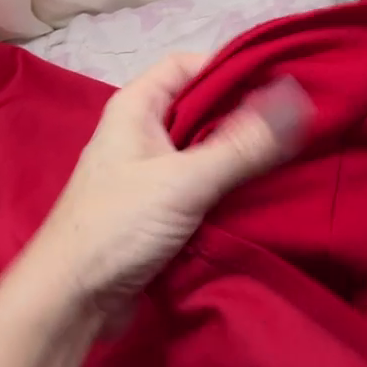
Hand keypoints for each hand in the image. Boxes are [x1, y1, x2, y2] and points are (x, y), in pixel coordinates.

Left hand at [27, 53, 309, 316]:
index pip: (188, 65)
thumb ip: (242, 144)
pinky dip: (227, 186)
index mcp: (136, 107)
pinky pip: (200, 184)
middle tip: (295, 121)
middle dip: (243, 114)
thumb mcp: (185, 180)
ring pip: (203, 148)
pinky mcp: (156, 208)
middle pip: (199, 107)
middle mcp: (141, 131)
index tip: (278, 81)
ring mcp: (148, 171)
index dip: (230, 67)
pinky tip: (261, 194)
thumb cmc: (118, 225)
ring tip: (289, 155)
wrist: (70, 302)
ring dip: (238, 154)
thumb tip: (296, 99)